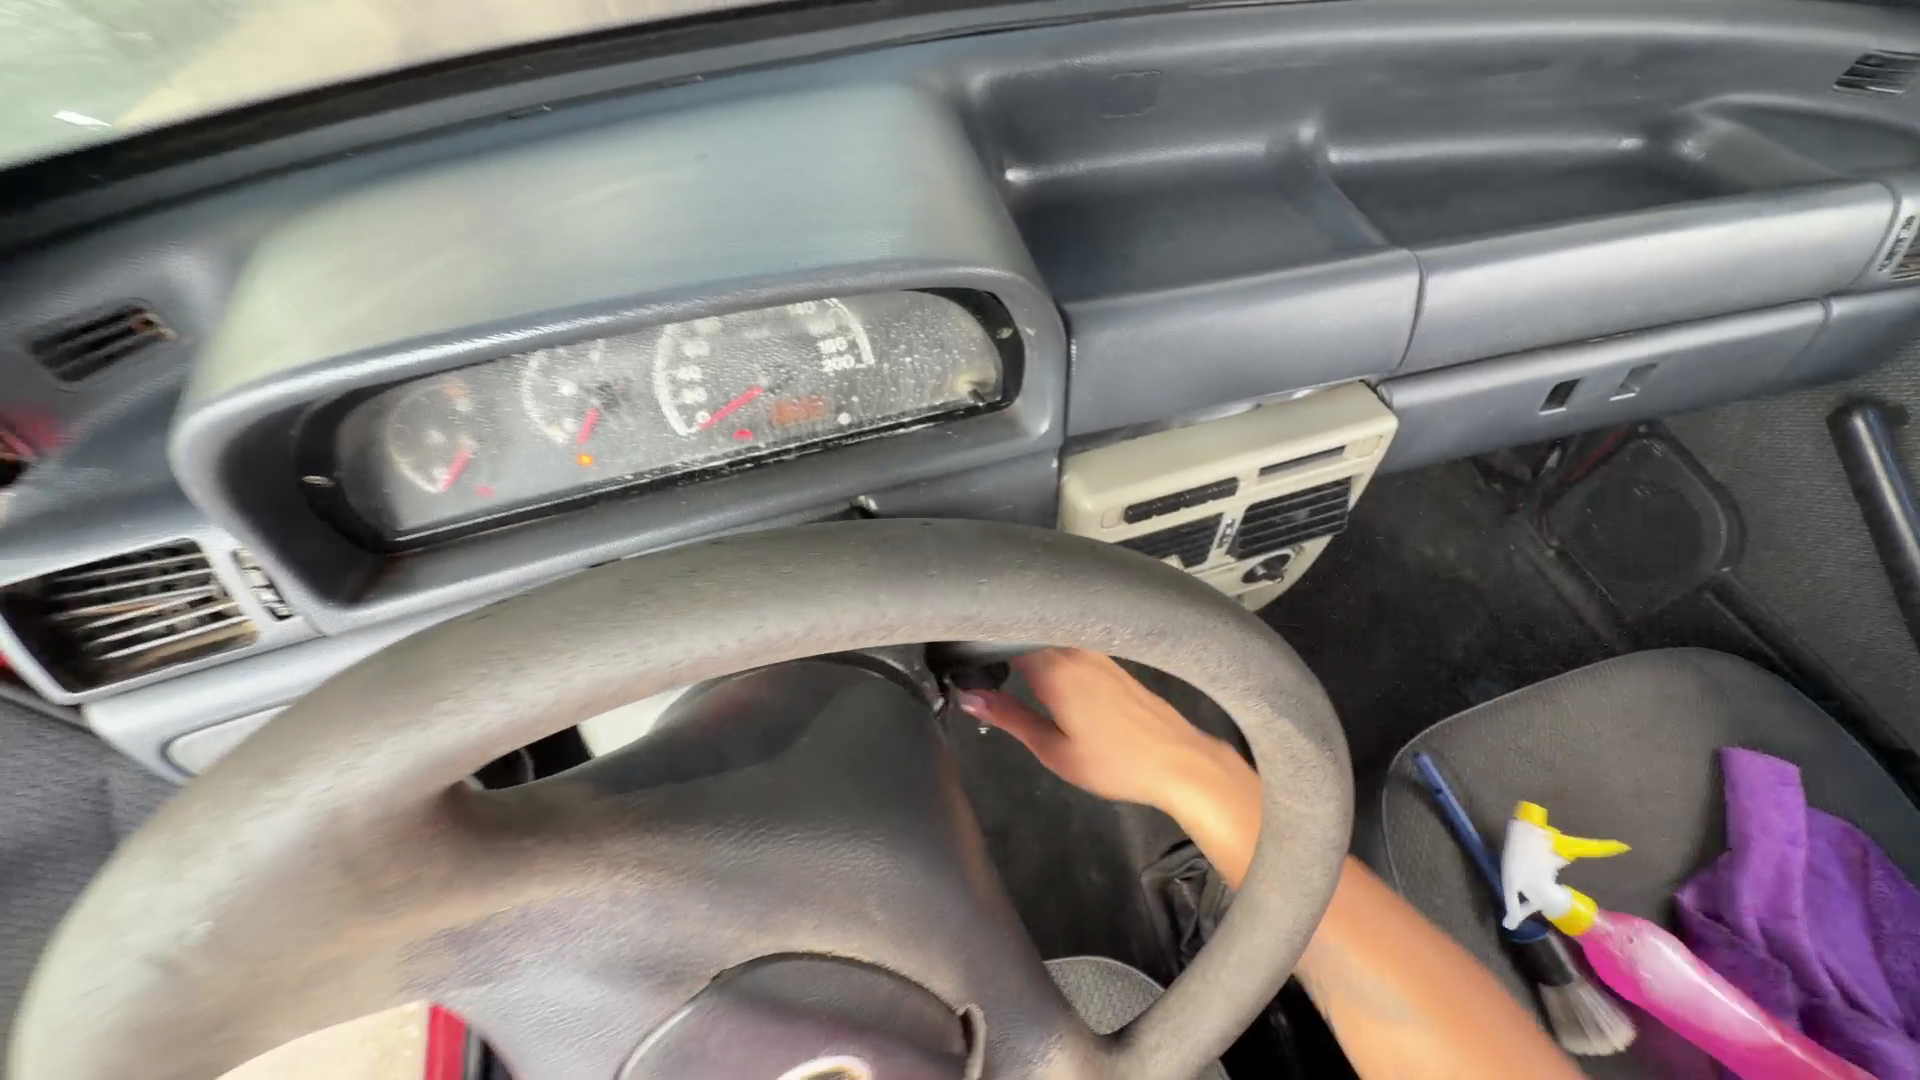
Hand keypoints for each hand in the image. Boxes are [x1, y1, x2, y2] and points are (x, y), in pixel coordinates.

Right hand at [954, 648, 1249, 814]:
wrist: (1179, 762)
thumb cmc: (1114, 762)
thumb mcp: (1053, 749)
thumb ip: (1009, 717)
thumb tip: (968, 697)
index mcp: (1055, 667)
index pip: (1005, 637)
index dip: (978, 643)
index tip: (960, 656)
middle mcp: (1074, 648)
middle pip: (1025, 633)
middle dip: (999, 644)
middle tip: (975, 666)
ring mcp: (1095, 650)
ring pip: (1047, 637)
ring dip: (1025, 648)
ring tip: (1003, 669)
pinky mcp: (1109, 659)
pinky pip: (1067, 645)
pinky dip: (1048, 654)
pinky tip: (1042, 675)